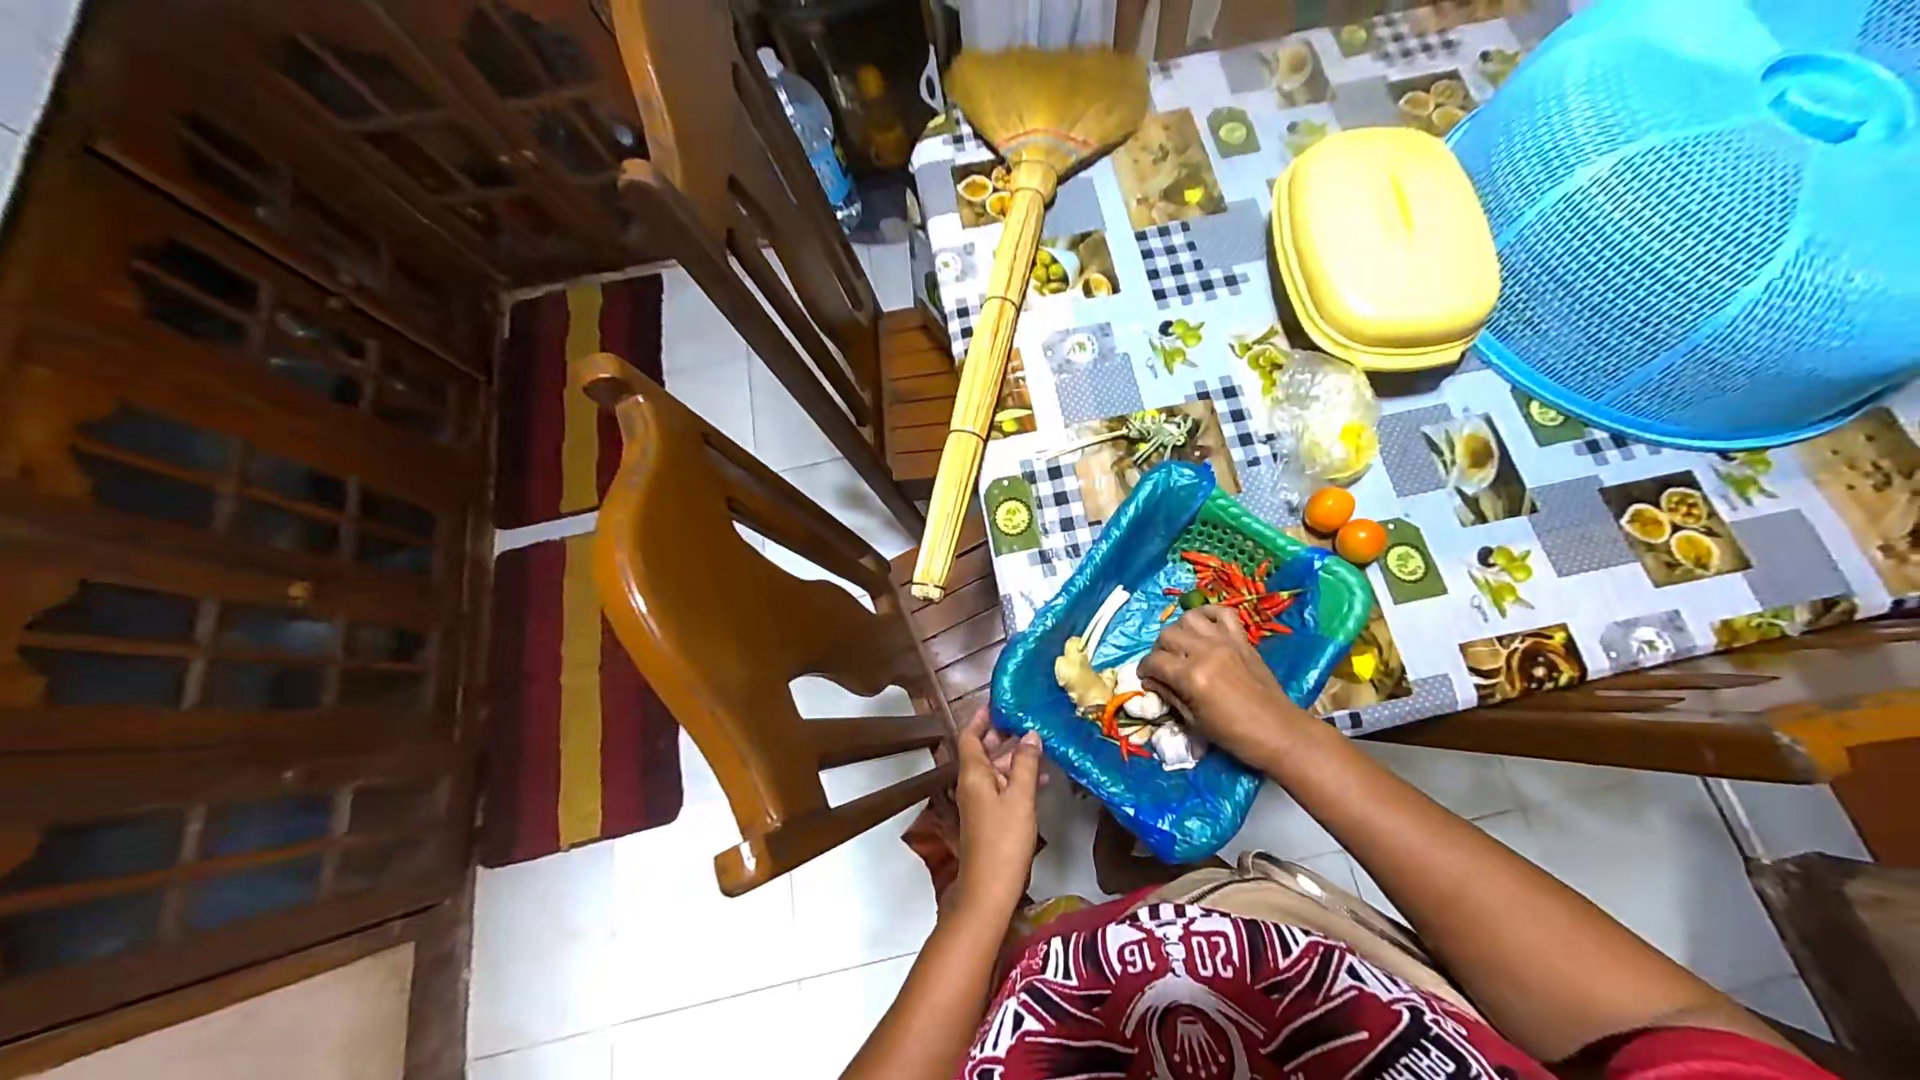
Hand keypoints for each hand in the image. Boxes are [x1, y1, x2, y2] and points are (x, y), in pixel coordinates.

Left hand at [951, 706, 1041, 917]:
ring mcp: (979, 801)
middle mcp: (971, 783)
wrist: (990, 888)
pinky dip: (1018, 780)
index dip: (981, 719)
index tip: (998, 704)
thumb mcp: (1020, 797)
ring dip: (1015, 759)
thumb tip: (1030, 734)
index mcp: (972, 774)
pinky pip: (1002, 788)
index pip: (970, 736)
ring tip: (1041, 748)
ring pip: (995, 770)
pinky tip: (1041, 780)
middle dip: (1003, 736)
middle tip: (1027, 722)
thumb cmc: (1004, 839)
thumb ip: (1026, 764)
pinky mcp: (989, 817)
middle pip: (983, 752)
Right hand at [1139, 606, 1315, 767]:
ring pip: (1188, 618)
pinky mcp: (1242, 639)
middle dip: (1159, 650)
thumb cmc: (1234, 734)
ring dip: (1180, 631)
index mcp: (1192, 676)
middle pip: (1167, 635)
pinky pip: (1222, 612)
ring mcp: (1225, 641)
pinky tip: (1205, 628)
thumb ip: (1169, 695)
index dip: (1144, 670)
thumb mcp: (1193, 721)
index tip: (1147, 678)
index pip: (1154, 660)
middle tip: (1166, 666)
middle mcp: (1205, 652)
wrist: (1278, 732)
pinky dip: (1209, 615)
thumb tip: (1151, 680)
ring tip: (1184, 647)